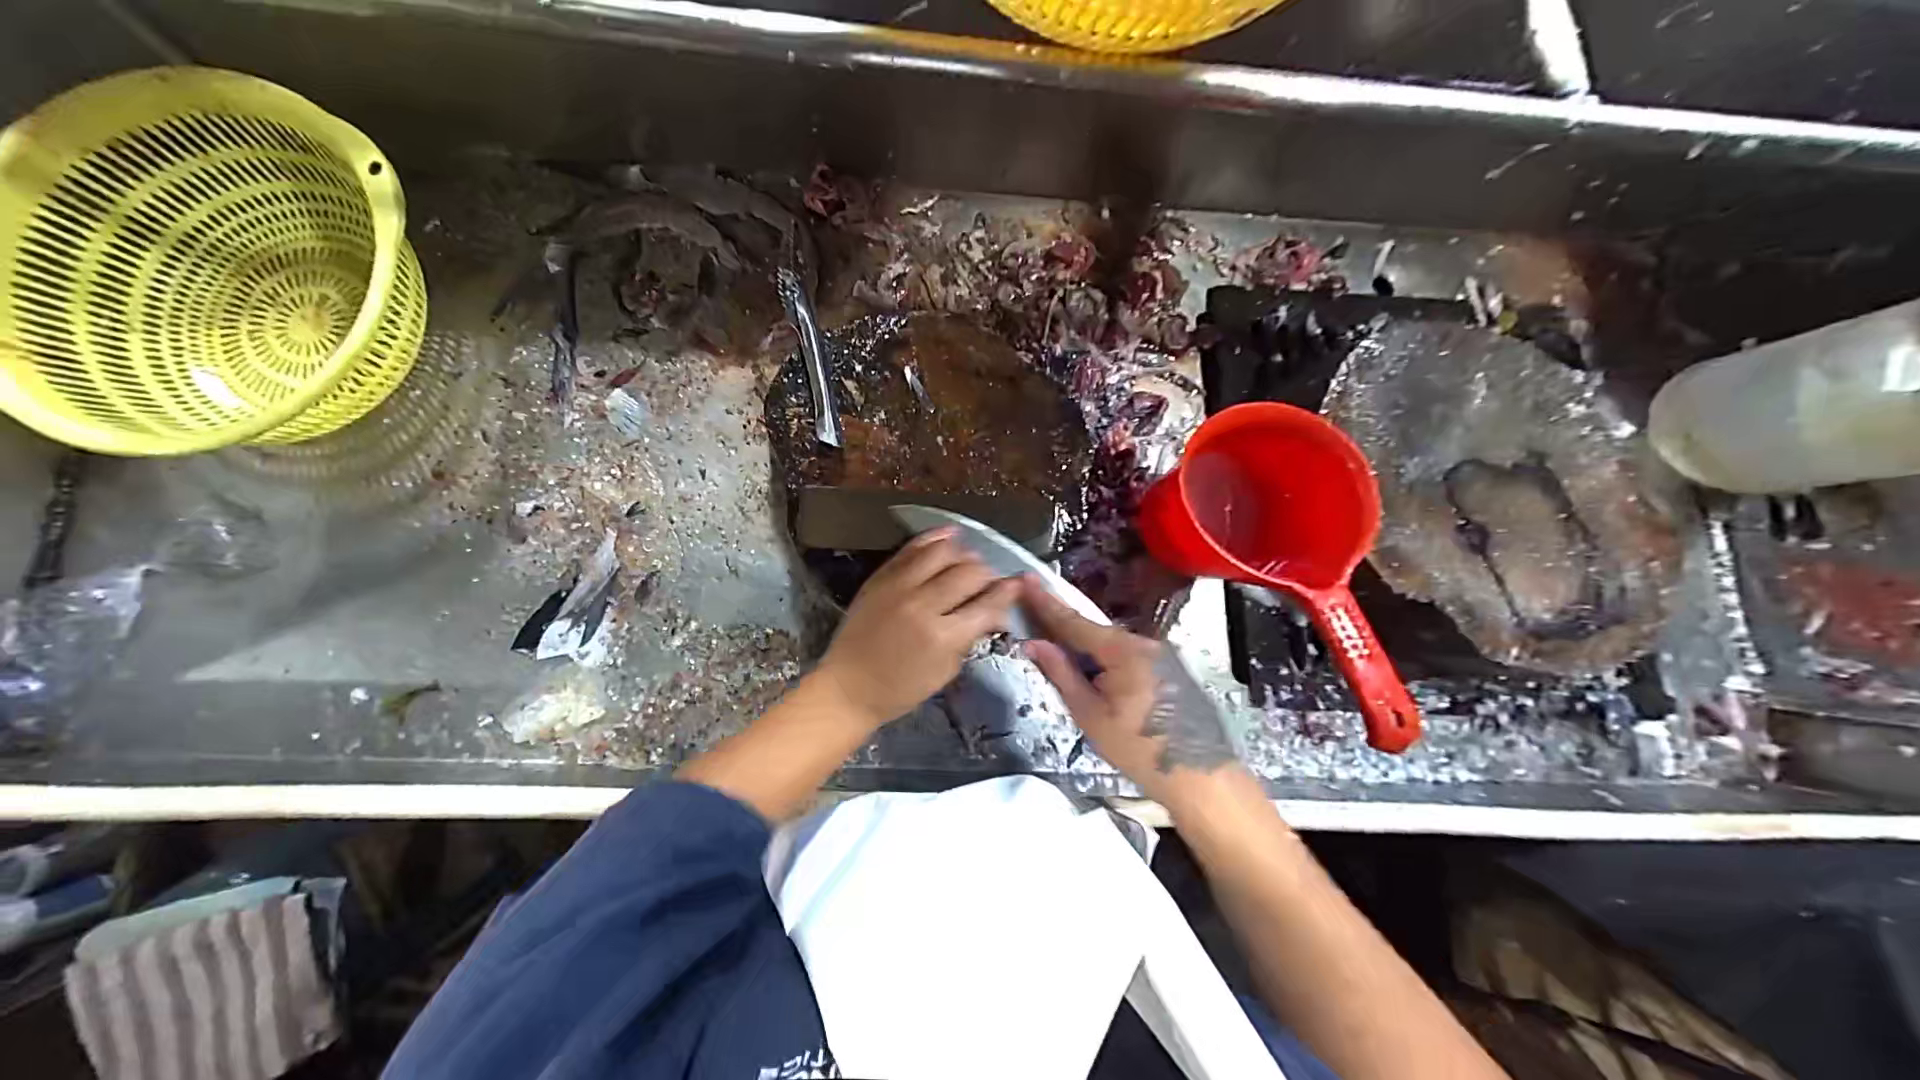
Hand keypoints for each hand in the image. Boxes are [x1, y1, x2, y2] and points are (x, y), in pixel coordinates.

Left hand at [812, 528, 1019, 729]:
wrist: (847, 688)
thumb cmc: (900, 689)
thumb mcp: (945, 671)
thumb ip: (970, 638)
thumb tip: (991, 613)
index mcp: (944, 636)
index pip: (988, 604)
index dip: (1009, 592)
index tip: (1018, 585)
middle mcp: (923, 604)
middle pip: (970, 572)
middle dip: (988, 573)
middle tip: (990, 579)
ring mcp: (899, 587)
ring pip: (943, 551)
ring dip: (964, 553)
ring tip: (970, 559)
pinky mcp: (881, 578)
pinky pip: (912, 548)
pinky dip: (934, 539)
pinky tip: (949, 537)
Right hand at [1018, 576, 1242, 804]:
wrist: (1200, 777)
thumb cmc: (1139, 750)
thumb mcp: (1090, 714)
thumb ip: (1061, 673)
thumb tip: (1035, 644)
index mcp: (1122, 650)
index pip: (1074, 621)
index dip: (1046, 601)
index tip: (1026, 579)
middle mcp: (1144, 642)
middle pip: (1093, 629)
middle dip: (1064, 627)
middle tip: (1035, 622)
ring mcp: (1160, 653)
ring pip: (1111, 643)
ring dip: (1086, 647)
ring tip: (1063, 660)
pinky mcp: (1169, 666)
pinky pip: (1127, 653)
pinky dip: (1106, 658)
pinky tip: (1095, 674)